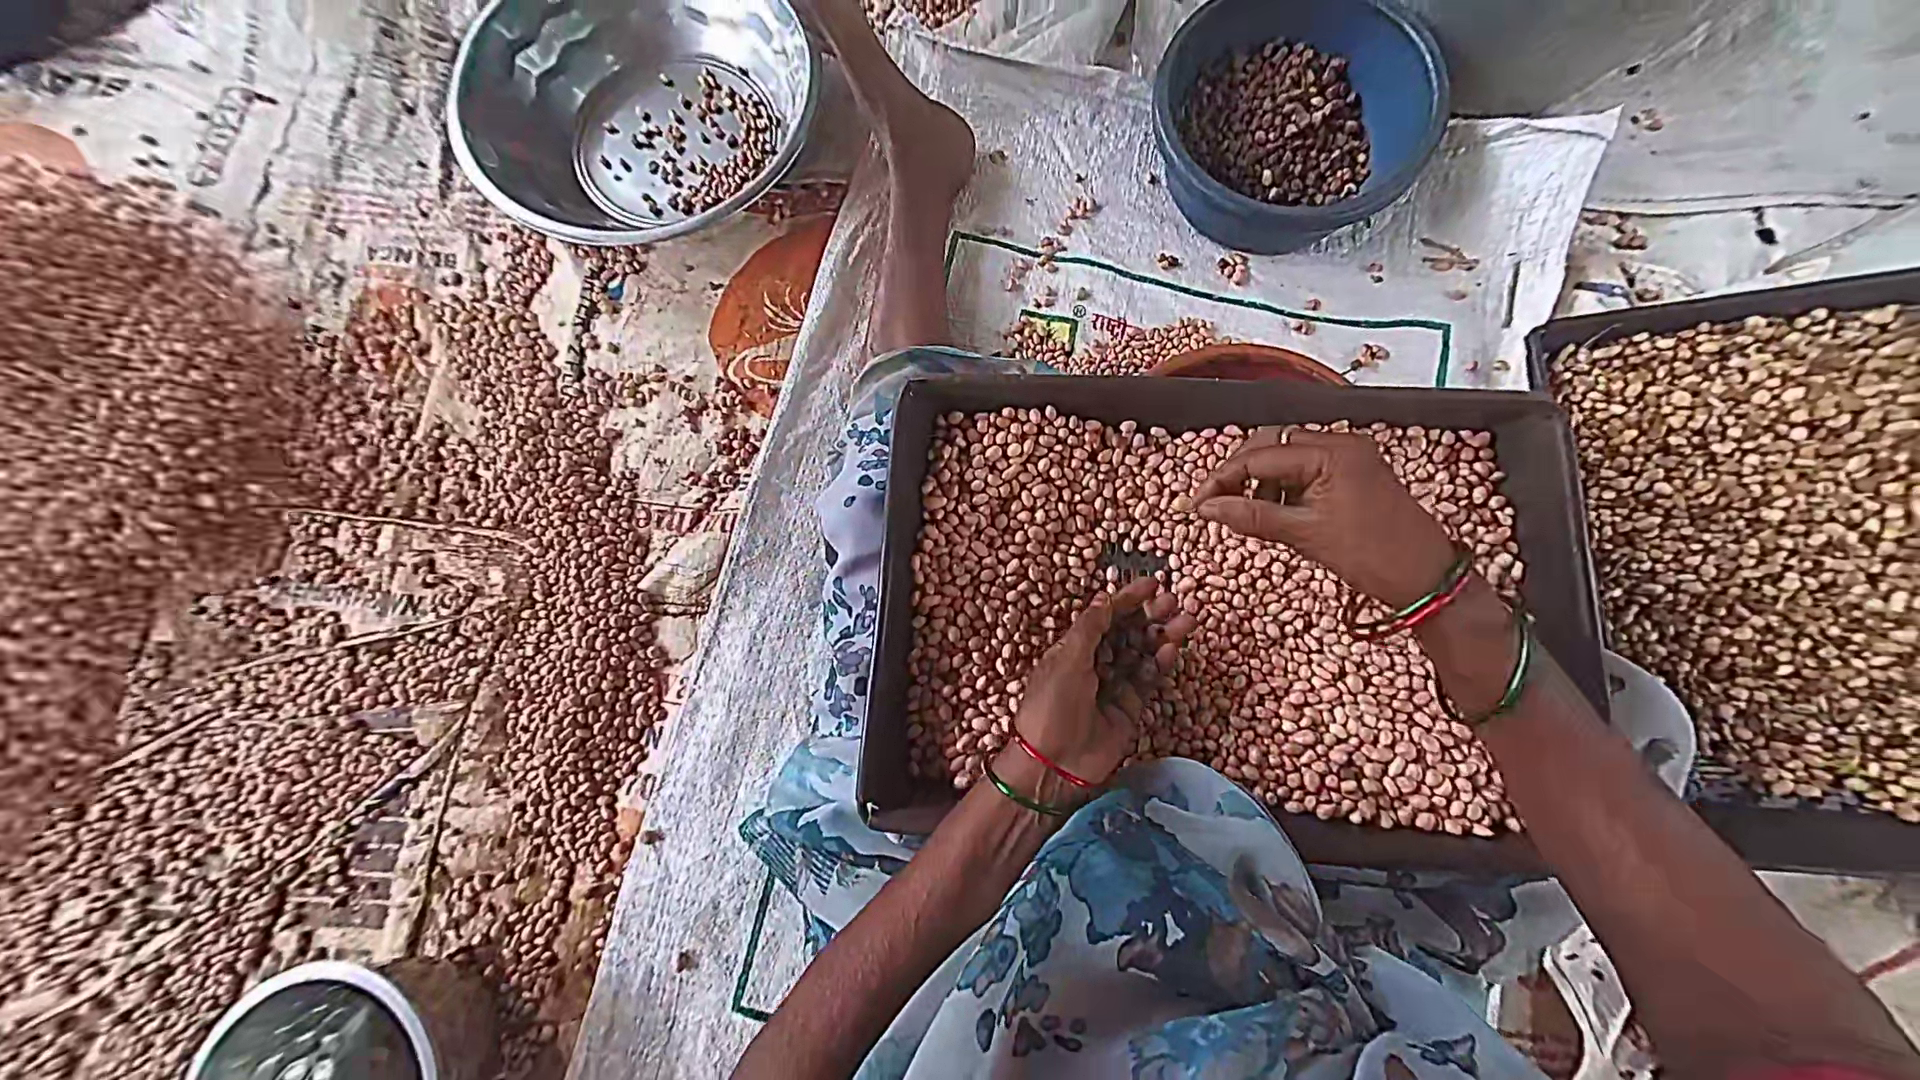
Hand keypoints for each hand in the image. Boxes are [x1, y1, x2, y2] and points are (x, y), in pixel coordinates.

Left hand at [1001, 577, 1194, 789]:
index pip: (1105, 616)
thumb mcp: (1067, 659)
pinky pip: (1147, 678)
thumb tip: (1106, 599)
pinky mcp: (1129, 707)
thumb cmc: (1052, 704)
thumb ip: (1090, 628)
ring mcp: (1113, 685)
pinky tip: (1170, 648)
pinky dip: (1159, 663)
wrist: (1054, 762)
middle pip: (1127, 632)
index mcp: (1074, 648)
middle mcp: (1095, 663)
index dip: (1128, 599)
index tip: (1152, 584)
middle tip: (1173, 602)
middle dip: (1150, 615)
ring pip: (1142, 653)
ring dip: (1161, 636)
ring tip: (1185, 621)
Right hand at [1188, 427, 1455, 609]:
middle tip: (1216, 504)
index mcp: (1332, 453)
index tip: (1199, 505)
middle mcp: (1340, 445)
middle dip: (1239, 474)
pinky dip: (1281, 489)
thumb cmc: (1372, 555)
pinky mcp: (1350, 475)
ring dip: (1259, 482)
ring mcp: (1347, 458)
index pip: (1259, 456)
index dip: (1223, 480)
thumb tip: (1206, 509)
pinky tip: (1273, 512)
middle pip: (1270, 446)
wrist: (1427, 579)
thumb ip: (1251, 516)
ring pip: (1284, 458)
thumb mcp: (1304, 535)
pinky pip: (1303, 472)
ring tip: (1247, 513)